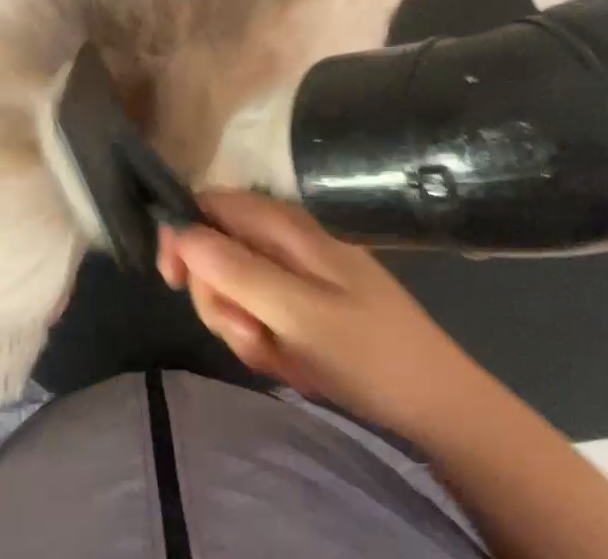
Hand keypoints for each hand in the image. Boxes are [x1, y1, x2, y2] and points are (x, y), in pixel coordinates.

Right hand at [158, 190, 493, 440]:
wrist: (435, 403)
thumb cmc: (369, 352)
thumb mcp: (297, 314)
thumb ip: (237, 271)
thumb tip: (180, 233)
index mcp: (285, 226)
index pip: (209, 204)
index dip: (182, 235)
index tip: (172, 280)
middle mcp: (284, 239)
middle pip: (213, 250)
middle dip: (216, 297)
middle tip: (248, 333)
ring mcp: (292, 272)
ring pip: (229, 286)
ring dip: (238, 324)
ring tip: (273, 354)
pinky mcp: (299, 302)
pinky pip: (254, 312)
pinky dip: (258, 339)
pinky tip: (285, 361)